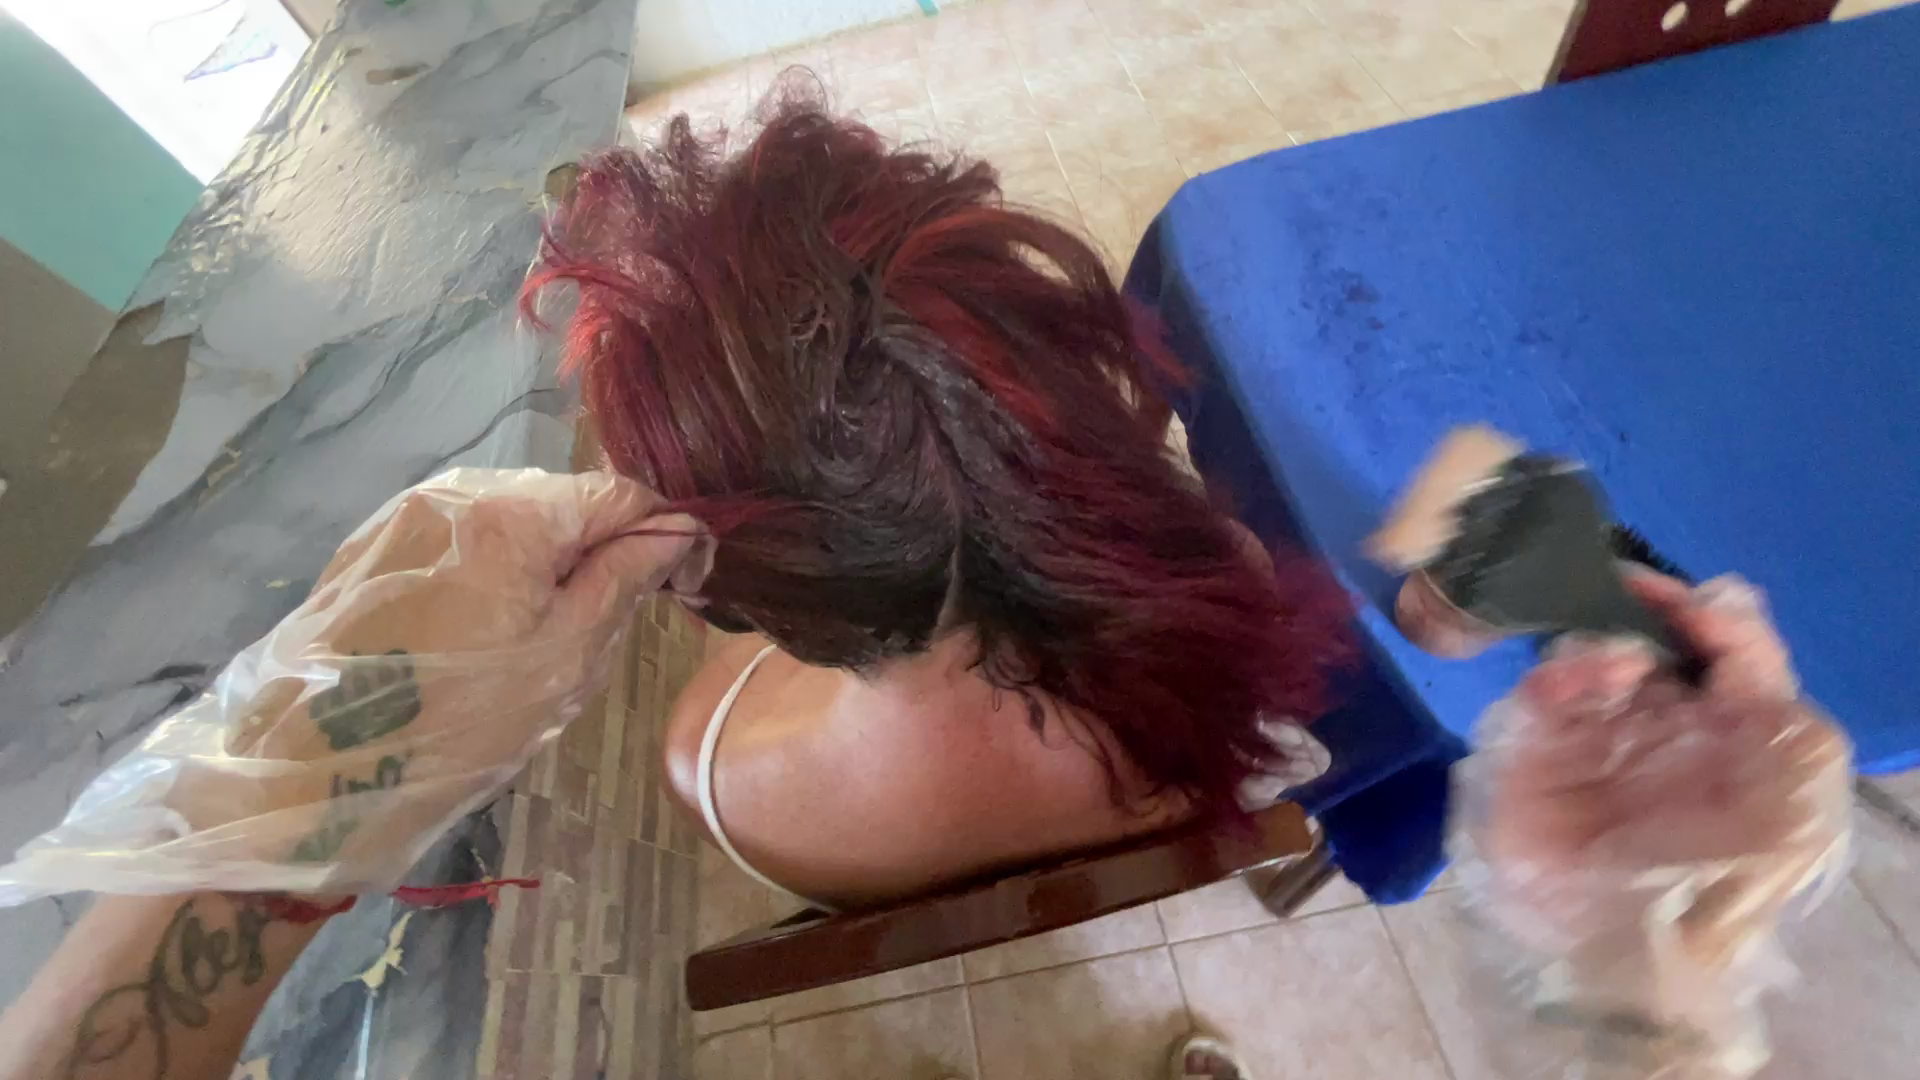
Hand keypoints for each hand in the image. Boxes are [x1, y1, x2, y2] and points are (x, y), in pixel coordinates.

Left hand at [139, 469, 708, 892]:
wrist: (310, 780)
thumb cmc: (463, 720)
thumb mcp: (571, 653)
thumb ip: (629, 577)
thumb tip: (682, 532)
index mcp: (512, 516)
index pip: (621, 494)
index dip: (667, 531)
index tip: (686, 579)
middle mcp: (458, 492)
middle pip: (570, 501)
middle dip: (608, 545)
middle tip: (615, 613)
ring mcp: (407, 514)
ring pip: (521, 517)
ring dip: (558, 556)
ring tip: (551, 623)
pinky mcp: (375, 544)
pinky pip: (471, 536)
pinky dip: (506, 564)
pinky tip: (494, 620)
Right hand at [1473, 571, 1850, 1047]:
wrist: (1616, 943)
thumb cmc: (1714, 877)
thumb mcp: (1789, 799)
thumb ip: (1772, 702)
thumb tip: (1726, 600)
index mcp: (1729, 733)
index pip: (1720, 651)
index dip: (1698, 612)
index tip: (1658, 586)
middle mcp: (1659, 722)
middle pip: (1644, 641)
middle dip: (1630, 617)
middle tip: (1610, 605)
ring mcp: (1589, 731)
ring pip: (1585, 657)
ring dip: (1597, 648)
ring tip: (1608, 672)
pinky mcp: (1529, 743)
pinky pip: (1541, 691)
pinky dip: (1558, 676)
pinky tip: (1574, 686)